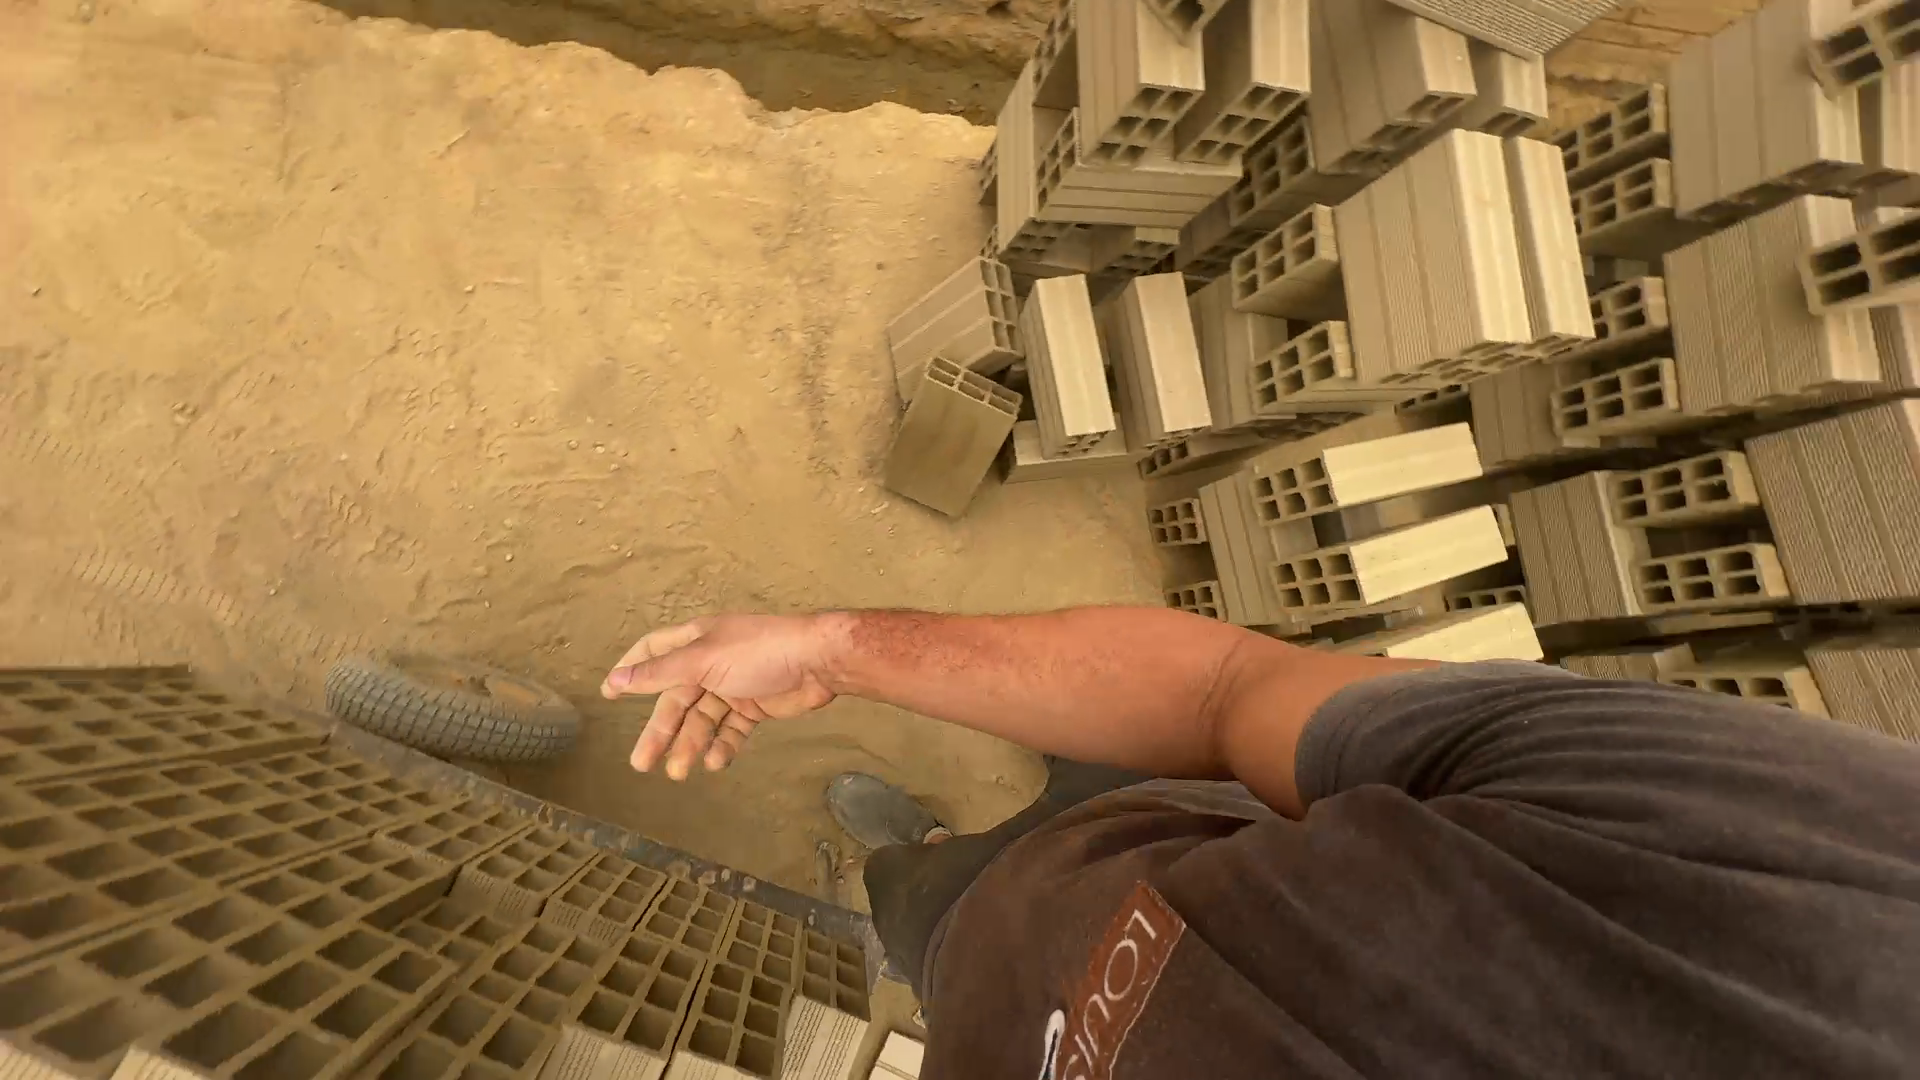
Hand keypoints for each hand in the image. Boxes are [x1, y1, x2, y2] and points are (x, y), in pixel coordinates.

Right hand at [601, 614, 841, 778]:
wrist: (817, 662)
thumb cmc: (759, 651)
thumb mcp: (704, 659)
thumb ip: (661, 672)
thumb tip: (617, 678)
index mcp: (697, 641)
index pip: (654, 652)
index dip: (631, 670)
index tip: (608, 694)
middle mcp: (712, 662)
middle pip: (677, 698)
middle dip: (661, 729)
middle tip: (642, 763)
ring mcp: (735, 686)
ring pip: (703, 719)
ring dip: (690, 744)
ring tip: (680, 772)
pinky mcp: (756, 706)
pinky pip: (731, 729)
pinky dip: (721, 745)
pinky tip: (714, 762)